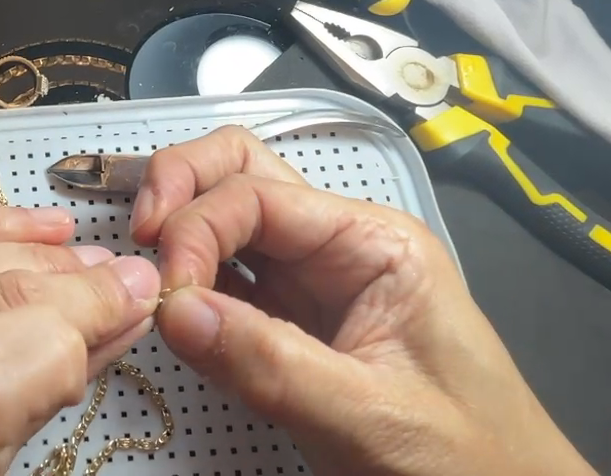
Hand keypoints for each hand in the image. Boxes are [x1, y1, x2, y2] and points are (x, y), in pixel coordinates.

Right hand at [133, 127, 594, 475]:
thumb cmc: (470, 467)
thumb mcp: (375, 422)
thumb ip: (270, 363)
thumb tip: (168, 308)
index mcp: (370, 240)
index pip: (257, 195)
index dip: (197, 229)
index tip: (167, 293)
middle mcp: (334, 237)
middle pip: (236, 166)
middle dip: (178, 186)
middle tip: (140, 238)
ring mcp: (308, 269)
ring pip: (222, 202)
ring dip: (175, 218)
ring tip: (145, 262)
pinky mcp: (285, 306)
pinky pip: (222, 263)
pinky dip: (185, 267)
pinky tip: (167, 294)